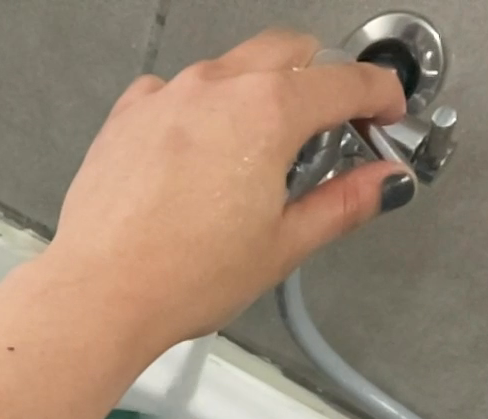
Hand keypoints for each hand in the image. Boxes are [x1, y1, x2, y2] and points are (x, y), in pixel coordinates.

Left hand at [40, 28, 411, 348]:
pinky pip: (171, 94)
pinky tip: (190, 155)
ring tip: (247, 155)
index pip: (345, 82)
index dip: (377, 96)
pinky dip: (193, 111)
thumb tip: (385, 182)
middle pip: (286, 54)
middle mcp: (215, 88)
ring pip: (226, 70)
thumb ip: (342, 205)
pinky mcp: (125, 119)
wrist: (101, 295)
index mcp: (268, 112)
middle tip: (321, 132)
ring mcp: (164, 98)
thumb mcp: (280, 248)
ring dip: (251, 95)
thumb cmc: (184, 279)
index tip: (384, 114)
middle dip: (315, 82)